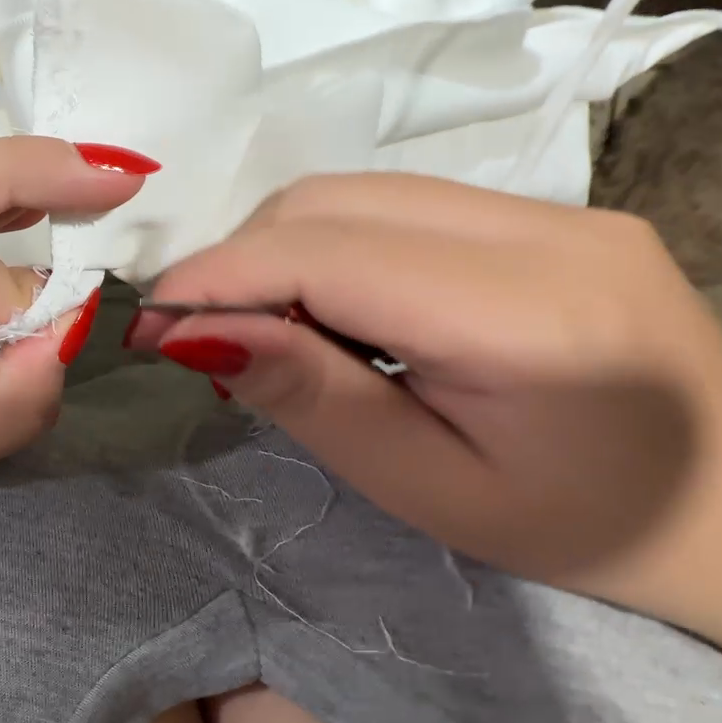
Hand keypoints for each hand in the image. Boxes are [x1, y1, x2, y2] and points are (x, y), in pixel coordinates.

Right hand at [131, 173, 721, 646]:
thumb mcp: (423, 483)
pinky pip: (389, 207)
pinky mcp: (545, 216)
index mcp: (529, 314)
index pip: (323, 252)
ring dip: (273, 252)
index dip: (213, 277)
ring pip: (350, 193)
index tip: (143, 327)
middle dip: (235, 261)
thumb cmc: (578, 530)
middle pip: (327, 202)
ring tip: (259, 330)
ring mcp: (554, 212)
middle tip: (195, 339)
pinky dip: (321, 249)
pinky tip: (324, 312)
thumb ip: (307, 394)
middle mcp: (548, 230)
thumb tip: (190, 334)